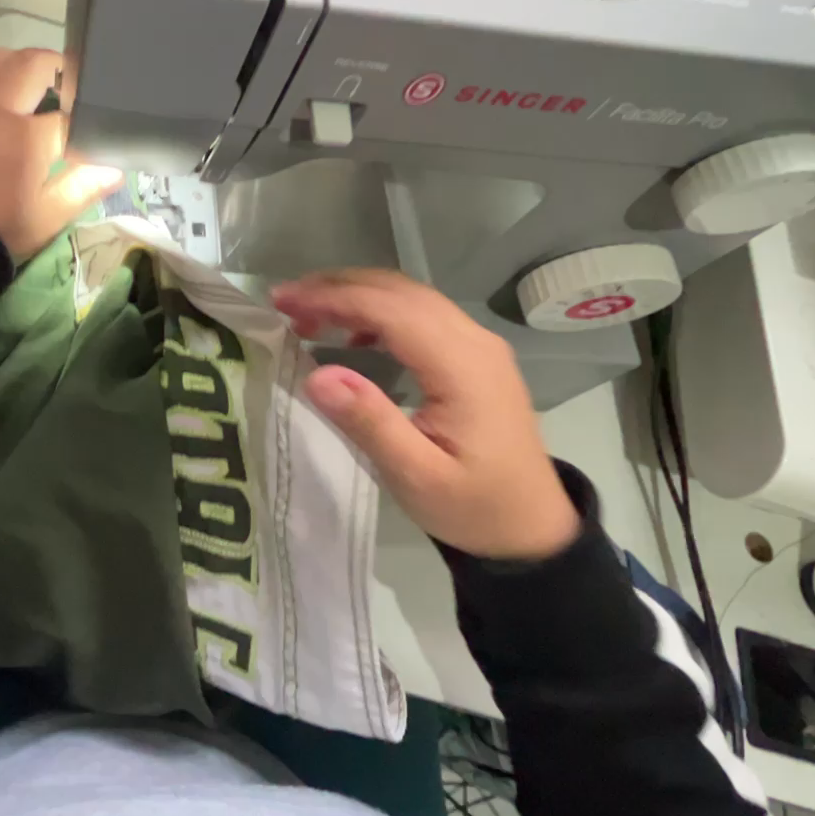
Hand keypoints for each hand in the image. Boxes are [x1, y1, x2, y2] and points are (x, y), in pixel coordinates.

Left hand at [0, 47, 122, 258]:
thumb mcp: (49, 217)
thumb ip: (83, 187)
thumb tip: (114, 167)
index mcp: (28, 134)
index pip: (70, 111)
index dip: (86, 118)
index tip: (91, 131)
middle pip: (31, 64)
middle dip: (57, 67)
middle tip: (68, 86)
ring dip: (12, 63)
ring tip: (24, 80)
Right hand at [273, 270, 580, 560]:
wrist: (531, 528)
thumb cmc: (472, 507)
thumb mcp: (415, 476)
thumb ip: (369, 422)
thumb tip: (317, 375)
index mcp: (461, 365)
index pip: (389, 309)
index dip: (332, 299)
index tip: (283, 303)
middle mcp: (473, 341)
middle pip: (398, 291)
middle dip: (336, 288)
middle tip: (283, 301)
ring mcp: (477, 345)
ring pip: (409, 296)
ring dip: (355, 295)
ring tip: (306, 314)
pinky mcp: (473, 355)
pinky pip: (420, 314)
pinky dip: (378, 311)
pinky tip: (351, 336)